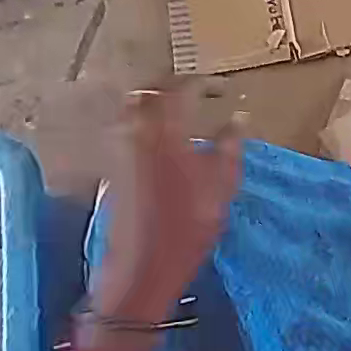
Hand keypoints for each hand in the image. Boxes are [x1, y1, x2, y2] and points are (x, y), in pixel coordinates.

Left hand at [94, 87, 243, 322]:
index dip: (204, 83)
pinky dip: (145, 120)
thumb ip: (230, 144)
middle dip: (175, 86)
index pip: (182, 89)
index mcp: (165, 130)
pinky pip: (127, 127)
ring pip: (134, 108)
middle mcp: (135, 131)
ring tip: (181, 110)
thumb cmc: (189, 223)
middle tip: (199, 91)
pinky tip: (164, 136)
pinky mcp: (112, 166)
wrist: (142, 266)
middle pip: (150, 91)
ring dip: (157, 101)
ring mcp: (118, 148)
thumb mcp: (222, 183)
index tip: (223, 88)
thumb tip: (238, 117)